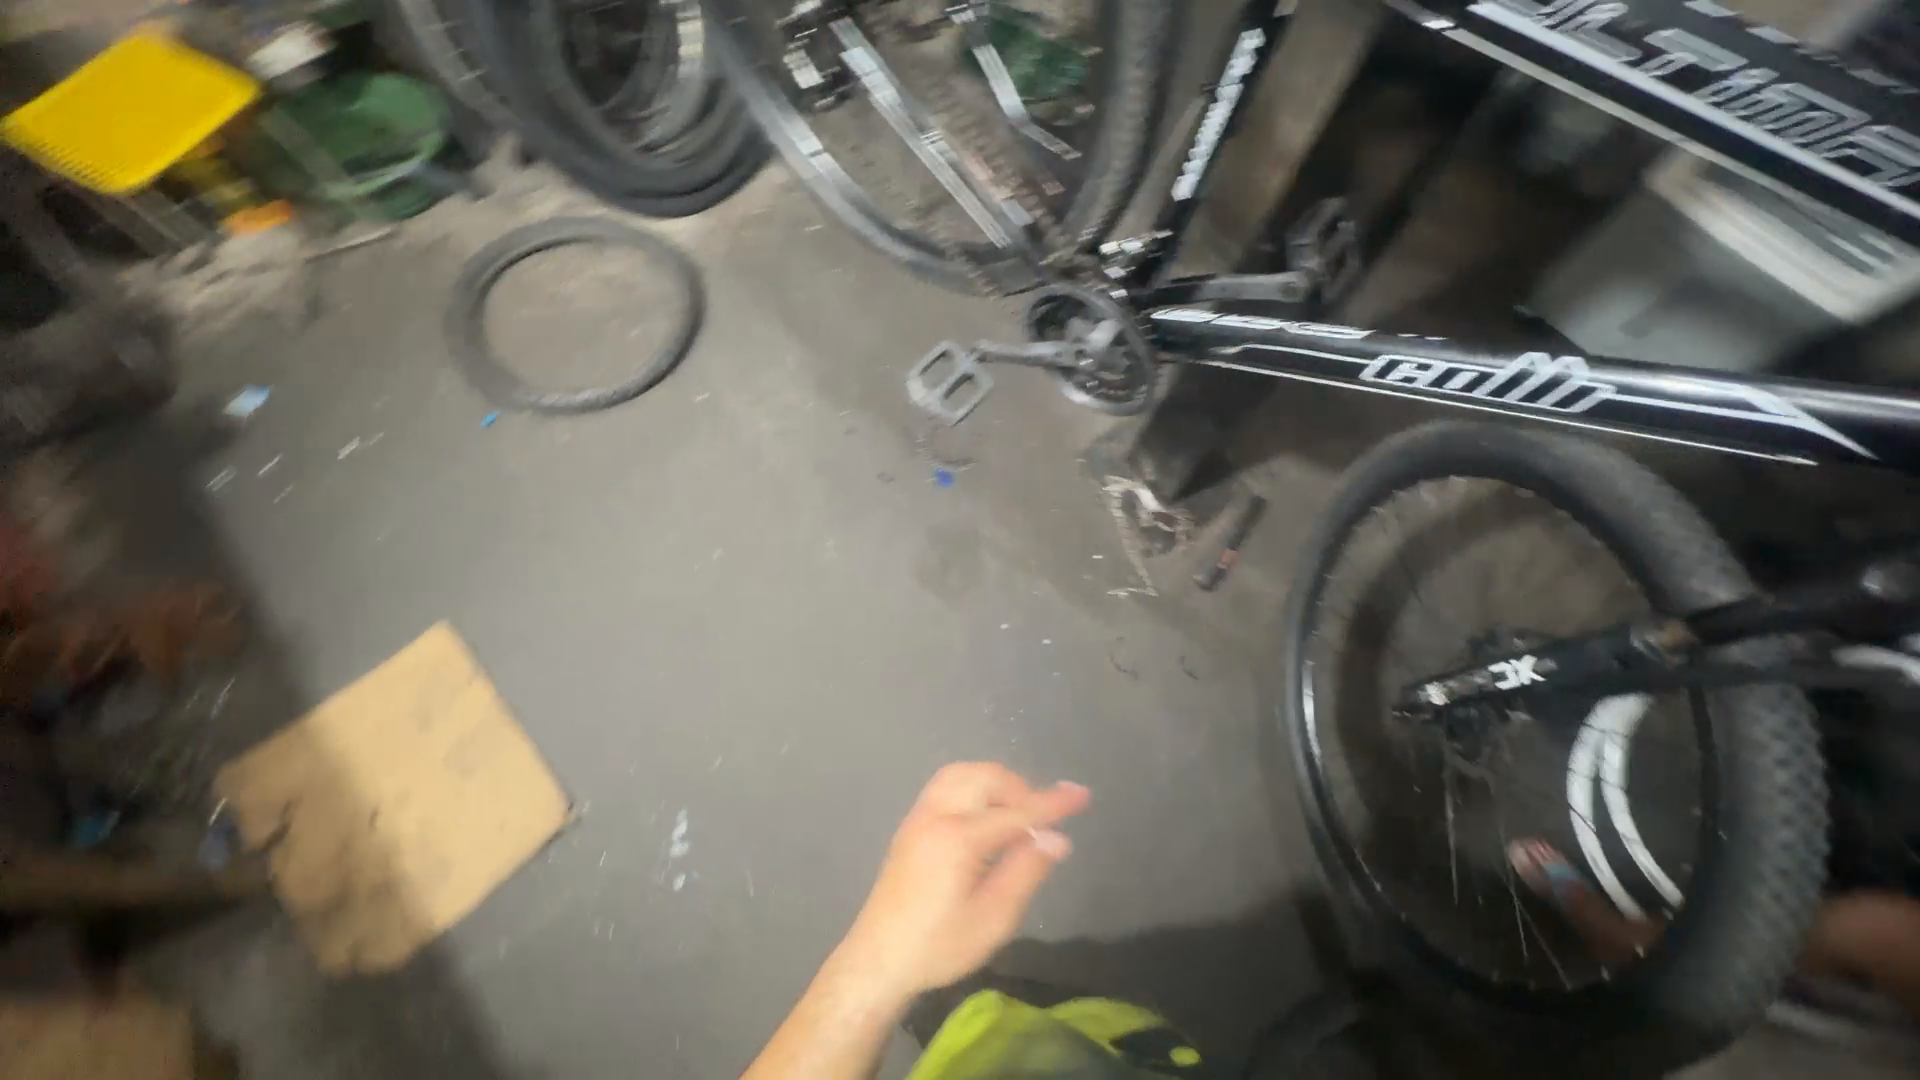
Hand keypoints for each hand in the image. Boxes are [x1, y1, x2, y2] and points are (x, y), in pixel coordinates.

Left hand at [831, 763, 1089, 1000]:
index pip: (1015, 812)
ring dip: (996, 783)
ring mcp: (919, 815)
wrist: (878, 958)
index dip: (1052, 803)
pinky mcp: (911, 823)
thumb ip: (1025, 872)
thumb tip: (1057, 838)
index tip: (1081, 794)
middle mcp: (936, 815)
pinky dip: (975, 785)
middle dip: (1021, 789)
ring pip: (964, 773)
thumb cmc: (938, 946)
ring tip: (1017, 813)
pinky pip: (947, 784)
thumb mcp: (992, 919)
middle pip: (986, 777)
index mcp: (957, 839)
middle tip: (1043, 819)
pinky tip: (987, 813)